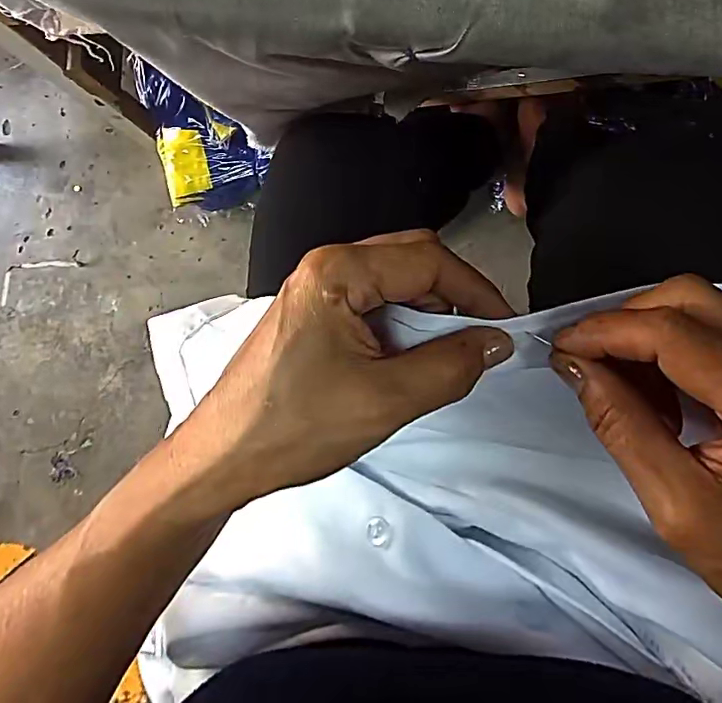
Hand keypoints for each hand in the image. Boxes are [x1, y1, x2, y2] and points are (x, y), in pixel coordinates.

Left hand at [172, 230, 514, 516]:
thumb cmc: (292, 429)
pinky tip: (407, 355)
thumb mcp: (385, 401)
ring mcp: (318, 283)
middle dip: (453, 296)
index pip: (429, 261)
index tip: (503, 327)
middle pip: (414, 258)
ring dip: (429, 310)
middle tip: (476, 337)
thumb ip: (450, 367)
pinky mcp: (316, 306)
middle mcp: (327, 263)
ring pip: (398, 277)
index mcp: (338, 271)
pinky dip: (405, 320)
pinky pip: (377, 296)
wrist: (218, 462)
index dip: (476, 291)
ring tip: (439, 353)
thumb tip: (495, 343)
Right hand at [552, 276, 721, 700]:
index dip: (613, 330)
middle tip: (589, 359)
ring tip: (626, 381)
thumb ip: (626, 431)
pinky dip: (684, 344)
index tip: (565, 343)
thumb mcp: (685, 517)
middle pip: (699, 301)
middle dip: (631, 320)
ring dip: (655, 330)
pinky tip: (666, 388)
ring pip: (712, 307)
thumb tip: (578, 365)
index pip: (683, 338)